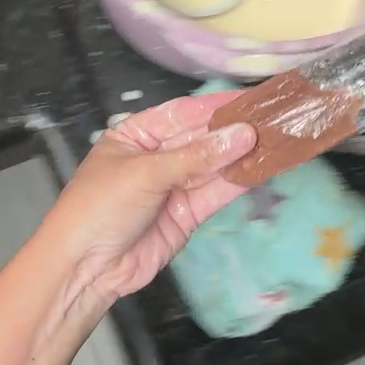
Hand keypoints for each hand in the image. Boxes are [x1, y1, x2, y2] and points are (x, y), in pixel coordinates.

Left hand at [42, 92, 255, 305]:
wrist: (85, 267)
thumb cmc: (101, 206)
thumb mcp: (145, 173)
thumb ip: (196, 156)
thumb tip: (243, 134)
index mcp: (135, 136)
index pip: (181, 114)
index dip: (215, 106)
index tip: (250, 97)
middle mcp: (157, 157)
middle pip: (202, 138)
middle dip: (234, 130)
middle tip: (274, 117)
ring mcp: (173, 187)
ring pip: (214, 166)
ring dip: (243, 154)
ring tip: (279, 138)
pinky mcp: (187, 215)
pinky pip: (217, 192)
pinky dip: (240, 181)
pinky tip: (265, 166)